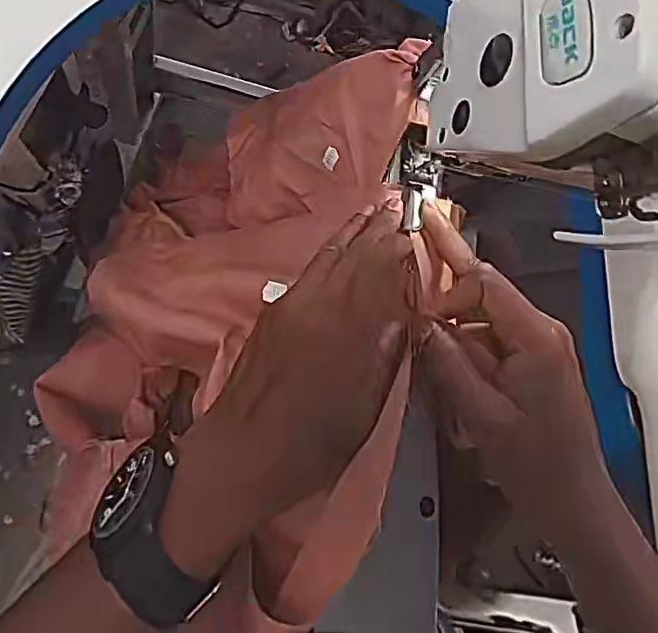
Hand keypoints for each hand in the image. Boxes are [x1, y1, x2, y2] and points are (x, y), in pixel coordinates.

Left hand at [161, 204, 421, 577]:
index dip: (400, 248)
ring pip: (333, 254)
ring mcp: (295, 302)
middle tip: (401, 203)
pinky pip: (314, 265)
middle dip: (381, 228)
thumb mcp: (365, 404)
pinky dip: (333, 246)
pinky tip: (342, 240)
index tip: (416, 230)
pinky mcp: (277, 309)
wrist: (241, 454)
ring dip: (357, 229)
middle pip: (358, 255)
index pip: (382, 273)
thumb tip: (406, 310)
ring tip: (376, 210)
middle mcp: (320, 304)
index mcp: (348, 328)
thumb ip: (386, 350)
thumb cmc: (312, 442)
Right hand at [418, 206, 657, 632]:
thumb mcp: (484, 417)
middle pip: (485, 291)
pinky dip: (466, 345)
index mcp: (536, 336)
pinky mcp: (532, 361)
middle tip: (424, 231)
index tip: (416, 299)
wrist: (575, 504)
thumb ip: (449, 364)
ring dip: (454, 325)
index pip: (485, 283)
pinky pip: (491, 338)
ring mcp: (538, 344)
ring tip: (426, 338)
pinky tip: (450, 368)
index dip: (447, 286)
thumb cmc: (540, 468)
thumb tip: (422, 324)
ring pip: (484, 316)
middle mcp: (541, 330)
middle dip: (449, 280)